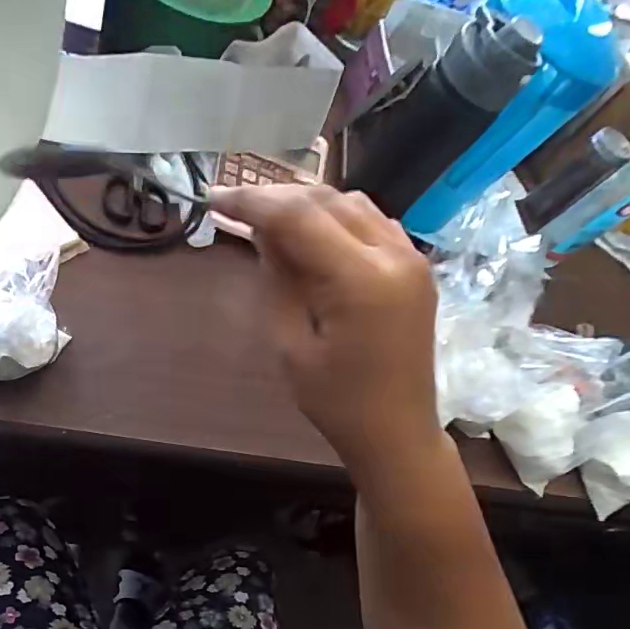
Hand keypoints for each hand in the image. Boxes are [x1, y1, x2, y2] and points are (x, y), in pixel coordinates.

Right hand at [212, 185, 441, 470]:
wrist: (396, 431)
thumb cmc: (336, 402)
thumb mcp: (290, 345)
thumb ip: (278, 282)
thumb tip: (262, 234)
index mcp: (360, 280)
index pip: (298, 217)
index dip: (252, 201)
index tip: (214, 199)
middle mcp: (394, 255)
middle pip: (327, 200)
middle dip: (277, 197)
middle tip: (234, 206)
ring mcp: (411, 258)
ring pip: (353, 205)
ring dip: (307, 205)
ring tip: (267, 219)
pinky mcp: (415, 268)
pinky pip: (373, 224)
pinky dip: (336, 219)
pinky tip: (311, 237)